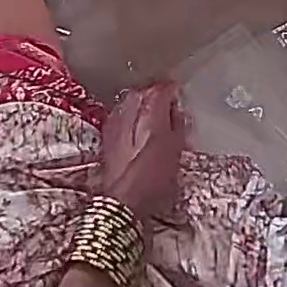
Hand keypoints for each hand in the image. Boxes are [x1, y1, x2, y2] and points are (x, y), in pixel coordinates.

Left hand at [98, 81, 187, 217]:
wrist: (125, 199)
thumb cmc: (156, 175)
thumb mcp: (177, 148)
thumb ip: (178, 124)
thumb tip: (176, 110)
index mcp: (152, 110)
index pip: (162, 88)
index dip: (172, 88)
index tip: (179, 92)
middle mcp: (130, 110)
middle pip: (143, 91)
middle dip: (155, 93)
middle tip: (168, 102)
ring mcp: (116, 121)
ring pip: (129, 101)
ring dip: (141, 103)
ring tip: (153, 114)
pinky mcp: (107, 135)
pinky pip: (121, 114)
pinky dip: (130, 115)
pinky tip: (136, 126)